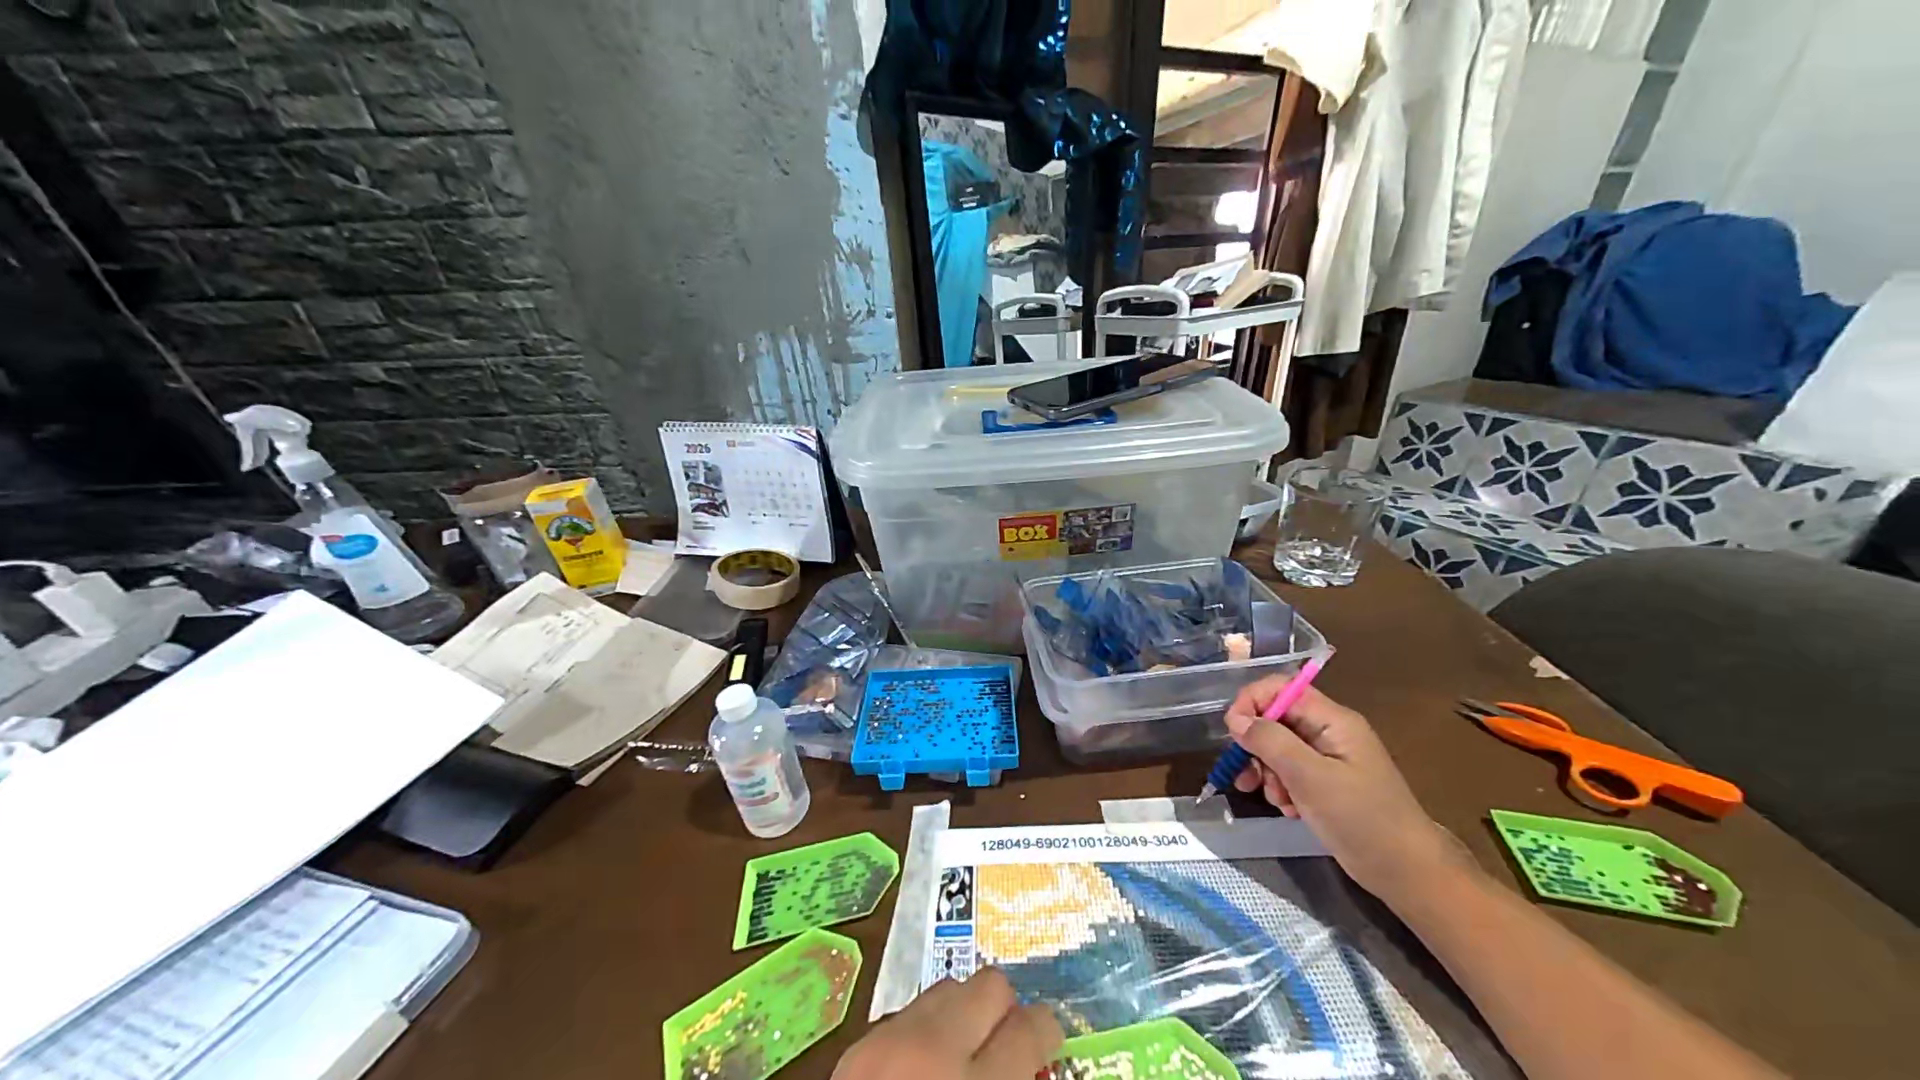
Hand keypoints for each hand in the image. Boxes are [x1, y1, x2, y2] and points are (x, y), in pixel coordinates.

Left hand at [833, 969, 1063, 1079]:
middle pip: (991, 986)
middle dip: (1006, 1012)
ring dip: (965, 1014)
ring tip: (961, 1057)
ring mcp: (890, 1041)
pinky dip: (926, 1031)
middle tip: (1005, 1049)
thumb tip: (1032, 1072)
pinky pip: (910, 1013)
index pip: (1032, 1028)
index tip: (1045, 1049)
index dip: (1046, 1034)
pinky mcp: (859, 1046)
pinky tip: (921, 1070)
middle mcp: (935, 1050)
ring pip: (949, 987)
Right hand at [1226, 680, 1465, 900]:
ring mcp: (1328, 759)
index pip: (1281, 689)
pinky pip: (1289, 772)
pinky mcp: (1326, 783)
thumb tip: (1235, 719)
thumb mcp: (1310, 777)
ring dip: (1267, 771)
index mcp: (1333, 720)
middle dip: (1256, 745)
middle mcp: (1329, 732)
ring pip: (1278, 748)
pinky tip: (1287, 809)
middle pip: (1276, 719)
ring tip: (1274, 799)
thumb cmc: (1361, 819)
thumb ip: (1270, 741)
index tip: (1233, 733)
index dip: (1252, 703)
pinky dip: (1281, 787)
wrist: (1406, 872)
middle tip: (1248, 775)